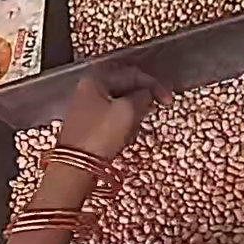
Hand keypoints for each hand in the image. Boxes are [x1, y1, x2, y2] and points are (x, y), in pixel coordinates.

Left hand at [57, 67, 171, 160]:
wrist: (75, 168)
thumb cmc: (100, 136)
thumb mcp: (127, 112)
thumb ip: (142, 97)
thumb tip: (147, 94)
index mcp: (96, 80)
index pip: (131, 74)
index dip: (153, 85)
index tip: (168, 100)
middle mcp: (87, 91)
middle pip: (124, 89)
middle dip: (141, 100)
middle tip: (152, 112)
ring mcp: (85, 111)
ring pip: (118, 106)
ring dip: (132, 116)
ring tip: (135, 130)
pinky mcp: (86, 129)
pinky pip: (111, 121)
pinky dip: (122, 127)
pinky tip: (125, 138)